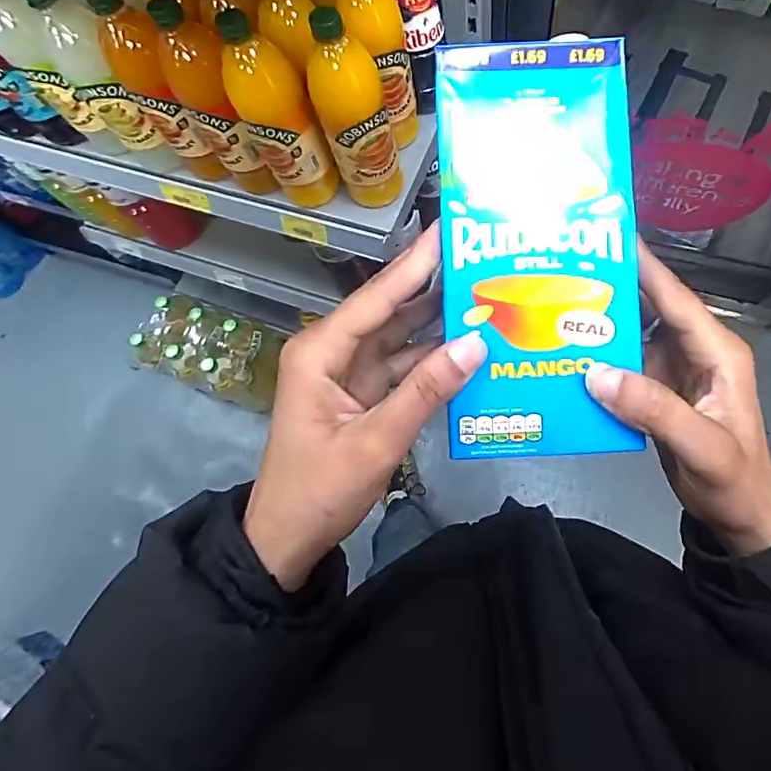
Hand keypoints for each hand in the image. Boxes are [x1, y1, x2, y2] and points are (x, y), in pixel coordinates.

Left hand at [244, 228, 485, 589]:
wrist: (286, 541)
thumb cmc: (318, 491)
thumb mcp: (375, 443)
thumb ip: (425, 392)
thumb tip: (476, 344)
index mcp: (320, 350)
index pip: (377, 297)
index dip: (414, 263)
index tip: (447, 230)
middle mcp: (333, 350)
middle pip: (389, 310)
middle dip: (431, 284)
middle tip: (477, 256)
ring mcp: (348, 372)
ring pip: (399, 336)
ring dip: (436, 320)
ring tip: (483, 293)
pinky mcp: (362, 393)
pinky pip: (402, 365)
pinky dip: (432, 358)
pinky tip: (467, 346)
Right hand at [584, 248, 770, 556]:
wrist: (742, 519)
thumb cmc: (734, 481)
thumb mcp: (703, 447)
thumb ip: (654, 409)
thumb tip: (596, 373)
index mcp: (716, 350)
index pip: (675, 298)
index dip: (643, 265)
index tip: (608, 236)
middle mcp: (692, 349)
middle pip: (648, 306)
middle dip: (609, 284)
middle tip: (563, 265)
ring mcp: (671, 368)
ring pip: (630, 331)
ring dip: (597, 318)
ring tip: (553, 297)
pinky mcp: (654, 387)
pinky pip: (620, 360)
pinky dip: (594, 353)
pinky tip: (563, 349)